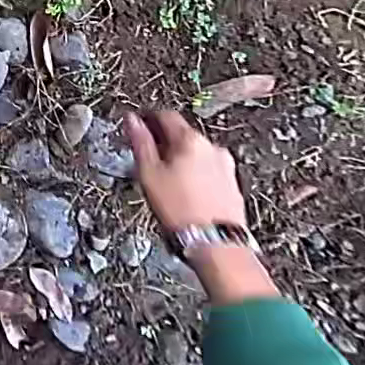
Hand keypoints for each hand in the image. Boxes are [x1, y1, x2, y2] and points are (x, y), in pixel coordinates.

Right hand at [125, 109, 276, 304]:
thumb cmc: (182, 212)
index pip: (166, 115)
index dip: (149, 119)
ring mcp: (225, 168)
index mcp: (190, 139)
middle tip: (149, 158)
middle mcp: (212, 148)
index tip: (139, 127)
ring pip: (197, 154)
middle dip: (165, 142)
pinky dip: (196, 176)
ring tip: (167, 182)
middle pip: (183, 134)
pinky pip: (209, 172)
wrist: (218, 248)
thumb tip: (132, 120)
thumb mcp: (149, 173)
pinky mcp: (232, 187)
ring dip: (182, 160)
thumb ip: (140, 142)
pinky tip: (186, 194)